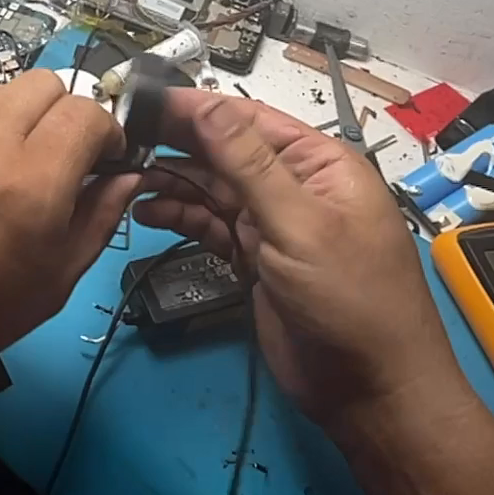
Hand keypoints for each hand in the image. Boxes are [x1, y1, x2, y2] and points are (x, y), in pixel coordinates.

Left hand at [0, 71, 141, 409]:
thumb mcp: (51, 284)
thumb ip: (98, 219)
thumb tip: (127, 177)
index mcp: (30, 184)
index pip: (87, 113)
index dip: (106, 134)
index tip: (102, 159)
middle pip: (48, 84)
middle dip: (64, 116)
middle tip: (57, 157)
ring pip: (3, 86)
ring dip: (19, 114)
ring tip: (8, 158)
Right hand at [133, 91, 465, 427]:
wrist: (370, 395)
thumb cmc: (351, 300)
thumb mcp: (300, 223)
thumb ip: (248, 163)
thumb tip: (205, 105)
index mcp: (316, 163)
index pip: (246, 118)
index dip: (193, 107)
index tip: (143, 99)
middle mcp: (290, 183)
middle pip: (222, 148)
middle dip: (174, 141)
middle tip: (123, 135)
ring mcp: (269, 220)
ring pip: (209, 185)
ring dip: (169, 180)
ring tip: (126, 177)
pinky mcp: (250, 254)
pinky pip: (207, 222)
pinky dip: (178, 215)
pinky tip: (146, 213)